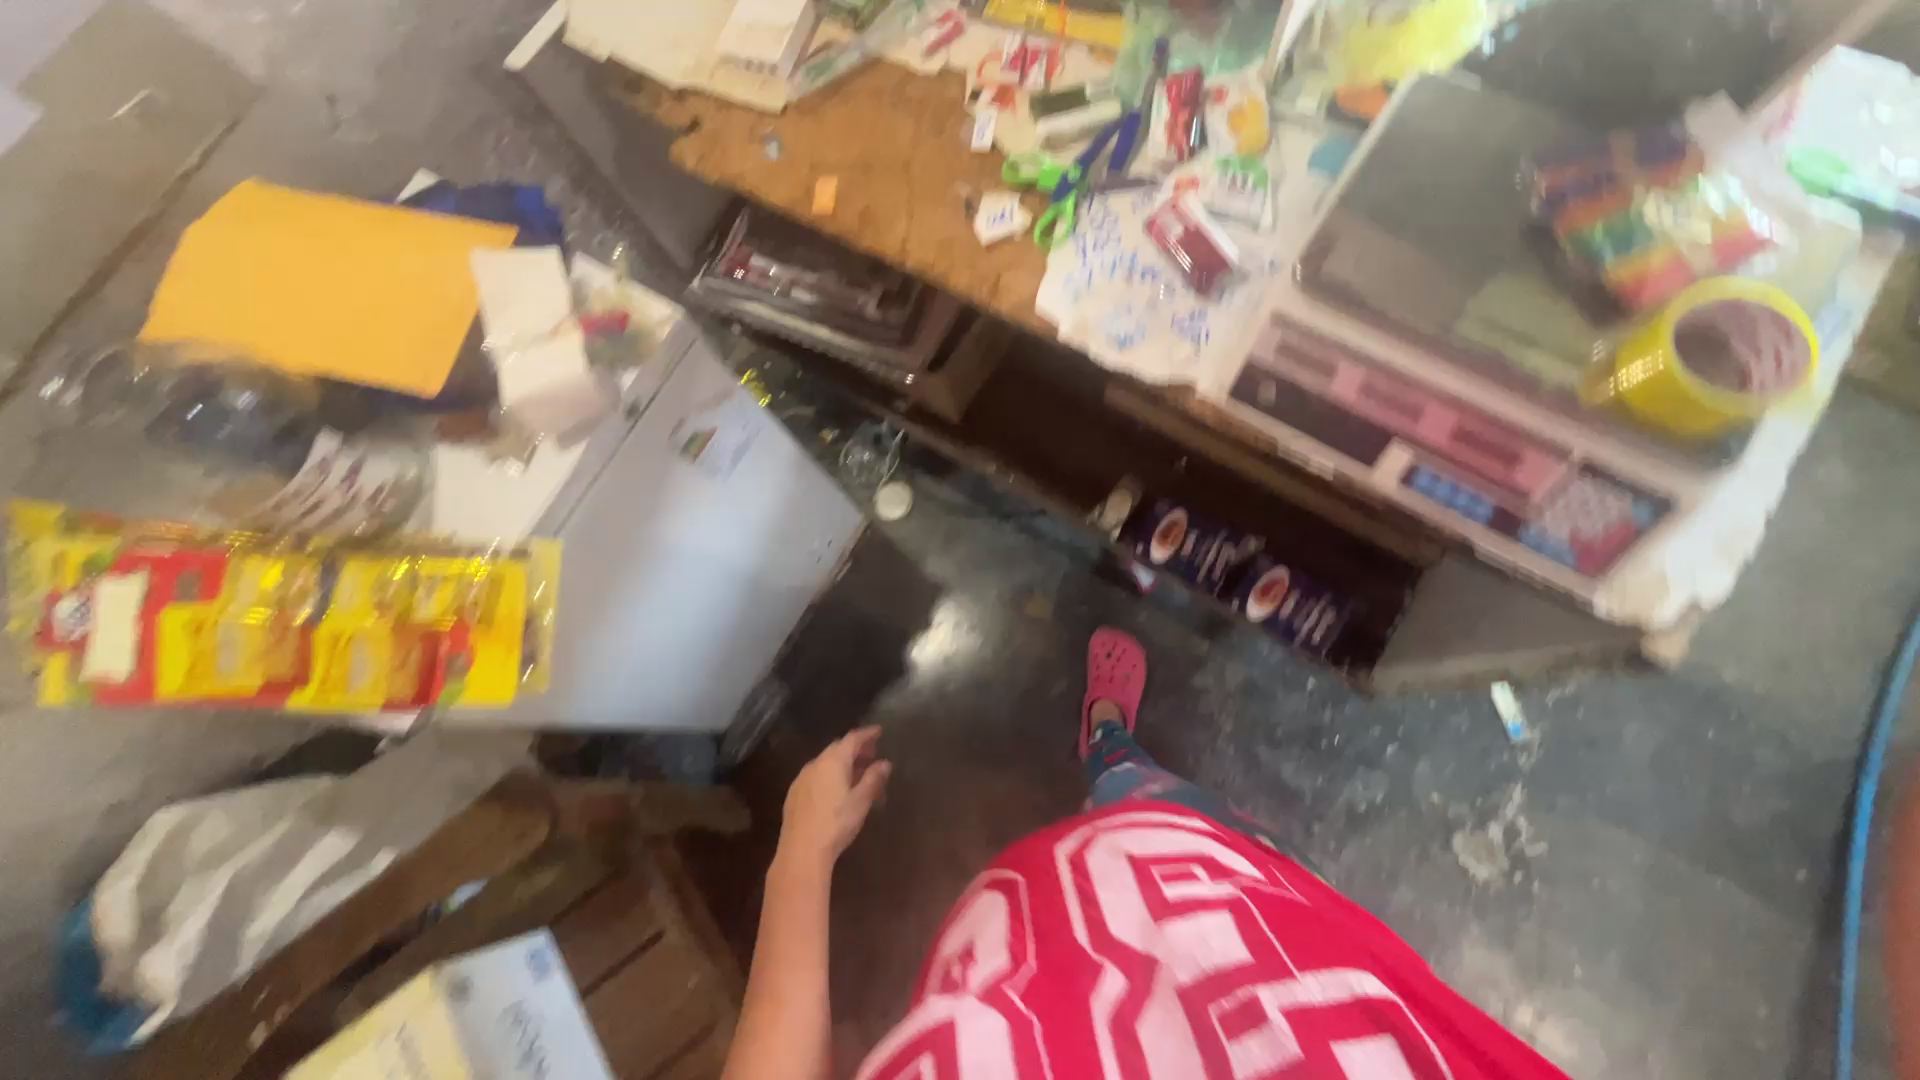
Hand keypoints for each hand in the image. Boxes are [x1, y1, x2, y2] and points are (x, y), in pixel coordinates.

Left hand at [778, 726, 891, 867]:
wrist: (801, 850)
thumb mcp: (861, 801)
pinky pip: (815, 775)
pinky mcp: (794, 794)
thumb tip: (884, 763)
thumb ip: (873, 779)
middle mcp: (815, 764)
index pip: (852, 739)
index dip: (866, 734)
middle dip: (855, 748)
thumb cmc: (836, 823)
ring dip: (841, 762)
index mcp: (833, 761)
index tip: (878, 731)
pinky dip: (829, 774)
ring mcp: (801, 778)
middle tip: (871, 754)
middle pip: (837, 748)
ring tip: (856, 773)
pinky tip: (835, 789)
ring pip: (825, 762)